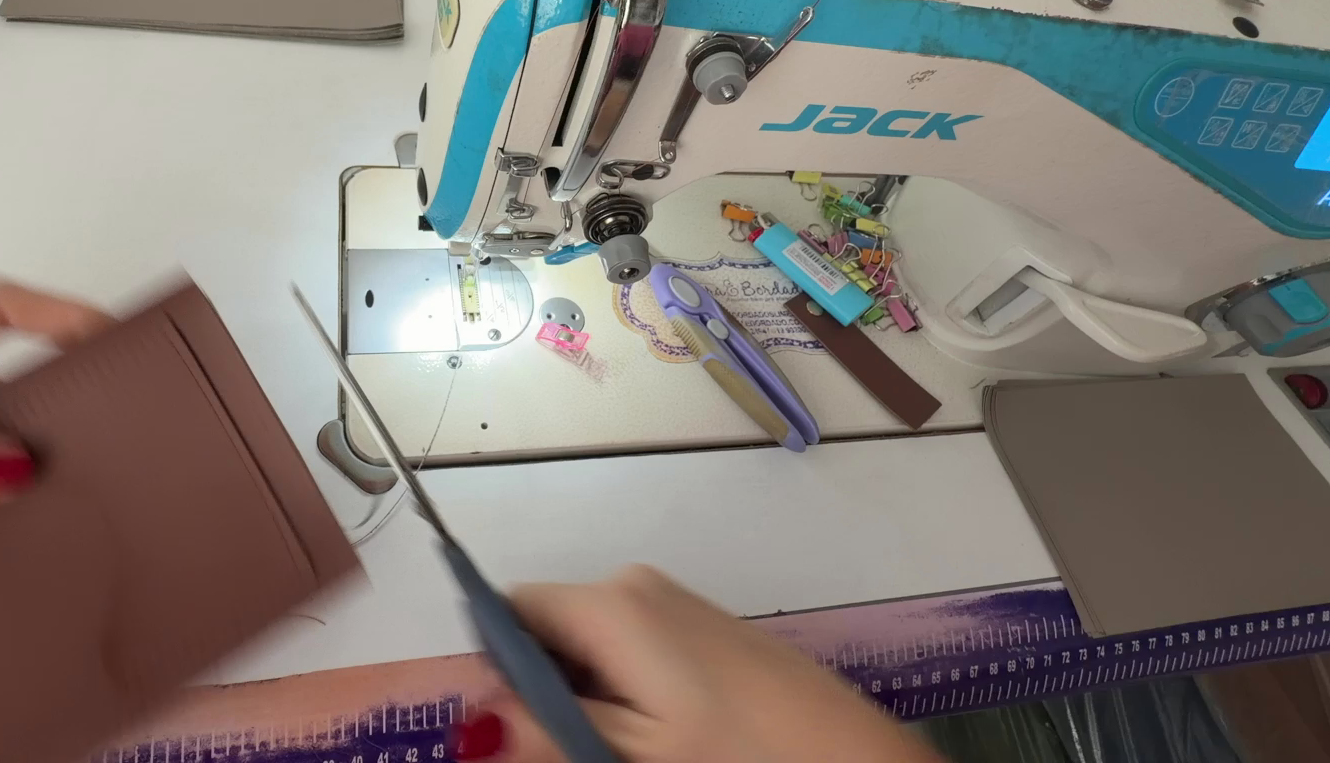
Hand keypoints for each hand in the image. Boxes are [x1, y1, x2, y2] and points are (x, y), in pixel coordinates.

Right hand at [460, 566, 943, 762]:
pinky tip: (652, 729)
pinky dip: (616, 680)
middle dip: (541, 681)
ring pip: (587, 634)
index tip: (507, 722)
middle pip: (550, 621)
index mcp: (611, 604)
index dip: (498, 661)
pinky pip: (626, 637)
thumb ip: (551, 730)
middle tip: (566, 747)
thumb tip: (477, 717)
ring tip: (614, 745)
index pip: (515, 607)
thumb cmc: (736, 754)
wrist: (852, 756)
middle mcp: (632, 582)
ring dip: (579, 686)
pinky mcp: (693, 617)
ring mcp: (666, 596)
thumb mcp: (636, 754)